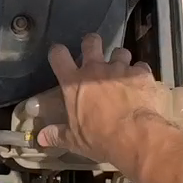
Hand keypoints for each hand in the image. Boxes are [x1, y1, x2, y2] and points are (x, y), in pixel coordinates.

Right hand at [40, 34, 178, 172]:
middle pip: (91, 42)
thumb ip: (57, 135)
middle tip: (94, 52)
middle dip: (92, 43)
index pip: (58, 56)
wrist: (135, 136)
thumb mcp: (75, 140)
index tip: (60, 56)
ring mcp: (120, 68)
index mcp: (74, 82)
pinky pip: (141, 67)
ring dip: (120, 59)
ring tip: (122, 71)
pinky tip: (142, 85)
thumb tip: (41, 137)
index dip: (58, 52)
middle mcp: (96, 69)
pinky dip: (140, 74)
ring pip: (120, 51)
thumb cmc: (99, 138)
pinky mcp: (141, 74)